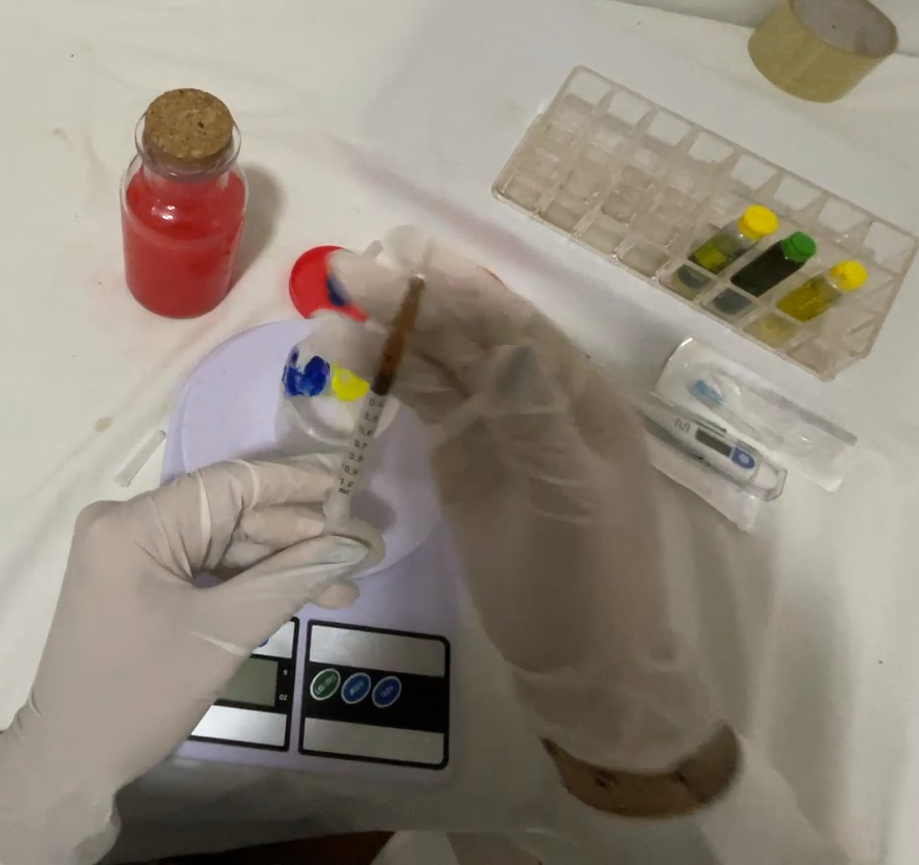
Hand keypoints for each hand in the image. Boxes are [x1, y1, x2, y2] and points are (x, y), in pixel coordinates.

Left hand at [0, 460, 381, 864]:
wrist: (69, 762)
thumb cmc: (139, 697)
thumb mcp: (222, 635)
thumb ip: (288, 581)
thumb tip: (348, 548)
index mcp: (134, 523)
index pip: (227, 484)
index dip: (291, 484)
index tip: (344, 486)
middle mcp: (127, 521)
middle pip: (227, 513)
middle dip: (292, 535)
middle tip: (356, 547)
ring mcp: (130, 548)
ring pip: (219, 542)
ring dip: (276, 563)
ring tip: (341, 580)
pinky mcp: (137, 575)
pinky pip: (202, 565)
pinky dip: (246, 580)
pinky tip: (297, 589)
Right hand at [330, 232, 721, 779]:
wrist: (577, 660)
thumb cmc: (590, 579)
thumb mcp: (572, 499)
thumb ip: (537, 419)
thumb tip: (508, 344)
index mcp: (576, 396)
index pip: (515, 327)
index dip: (463, 290)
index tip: (409, 259)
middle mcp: (531, 395)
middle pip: (465, 334)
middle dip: (411, 301)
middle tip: (347, 271)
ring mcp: (488, 421)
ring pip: (434, 363)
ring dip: (386, 334)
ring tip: (328, 309)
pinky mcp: (455, 449)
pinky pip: (417, 401)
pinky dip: (382, 375)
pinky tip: (343, 352)